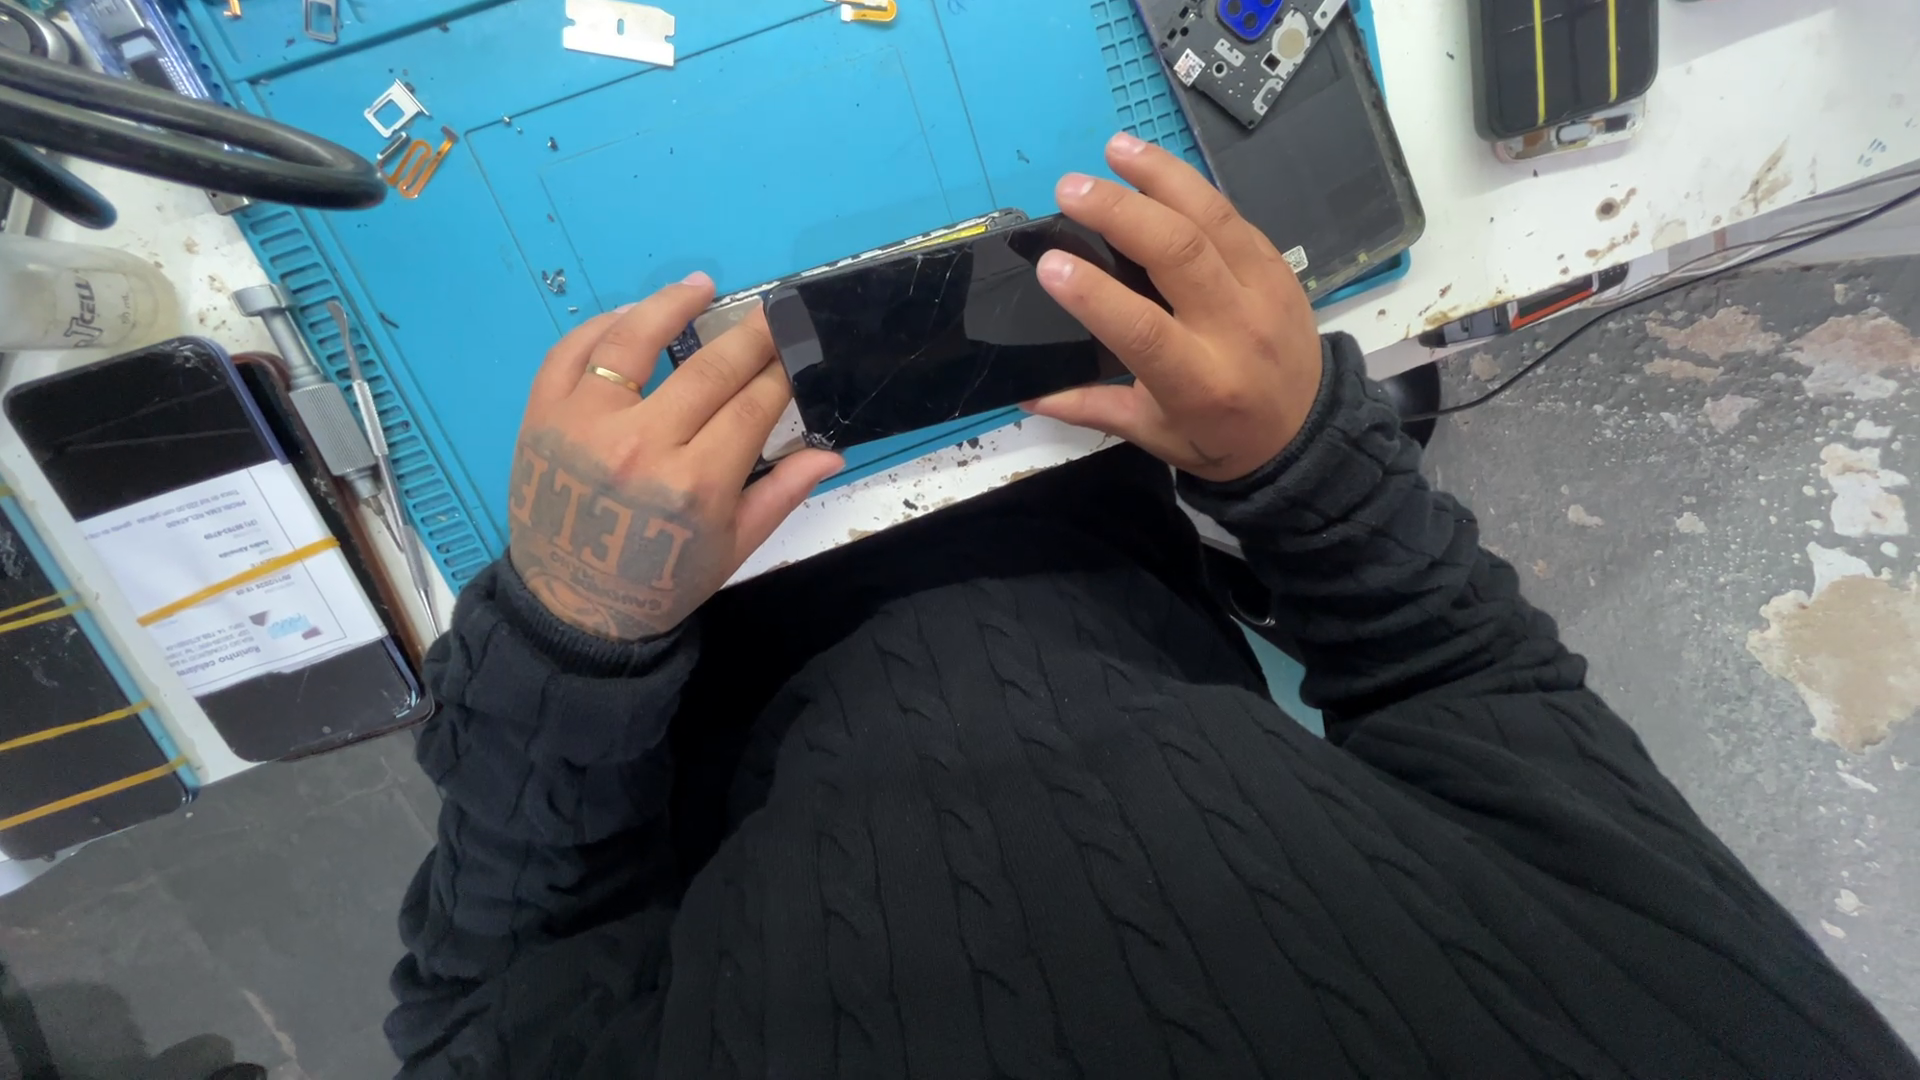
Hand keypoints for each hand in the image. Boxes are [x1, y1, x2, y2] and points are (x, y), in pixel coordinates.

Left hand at [507, 274, 842, 639]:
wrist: (575, 607)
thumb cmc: (666, 580)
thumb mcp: (735, 545)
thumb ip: (783, 492)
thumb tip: (832, 453)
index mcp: (698, 484)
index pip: (752, 407)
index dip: (780, 375)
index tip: (797, 352)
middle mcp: (642, 445)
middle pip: (708, 370)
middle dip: (749, 337)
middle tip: (771, 313)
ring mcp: (585, 424)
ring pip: (634, 342)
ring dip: (672, 305)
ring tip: (701, 286)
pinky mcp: (541, 417)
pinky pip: (572, 353)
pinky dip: (603, 327)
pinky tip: (632, 315)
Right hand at [1026, 132, 1323, 482]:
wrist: (1305, 435)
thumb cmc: (1220, 439)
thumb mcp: (1154, 435)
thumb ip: (1091, 410)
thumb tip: (1030, 394)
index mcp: (1199, 382)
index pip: (1141, 329)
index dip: (1094, 293)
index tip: (1050, 263)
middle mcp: (1235, 328)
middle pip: (1178, 252)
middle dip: (1120, 212)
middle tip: (1071, 188)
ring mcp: (1264, 289)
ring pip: (1212, 217)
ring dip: (1159, 175)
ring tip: (1115, 150)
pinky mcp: (1278, 265)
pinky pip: (1231, 216)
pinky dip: (1190, 187)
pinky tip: (1155, 169)